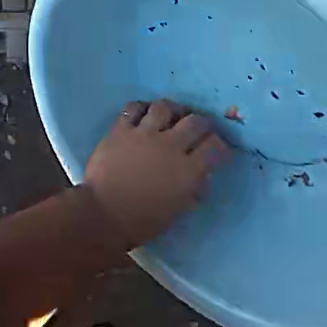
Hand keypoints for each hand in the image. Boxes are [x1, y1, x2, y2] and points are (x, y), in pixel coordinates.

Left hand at [82, 99, 230, 248]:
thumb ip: (192, 189)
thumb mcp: (178, 210)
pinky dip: (142, 107)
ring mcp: (144, 133)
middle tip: (202, 126)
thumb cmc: (144, 220)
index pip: (215, 147)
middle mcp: (170, 145)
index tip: (219, 147)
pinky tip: (144, 113)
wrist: (106, 212)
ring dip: (173, 109)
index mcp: (189, 170)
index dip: (221, 145)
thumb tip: (201, 175)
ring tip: (173, 114)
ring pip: (165, 107)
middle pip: (195, 122)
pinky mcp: (121, 128)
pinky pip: (134, 107)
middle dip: (204, 122)